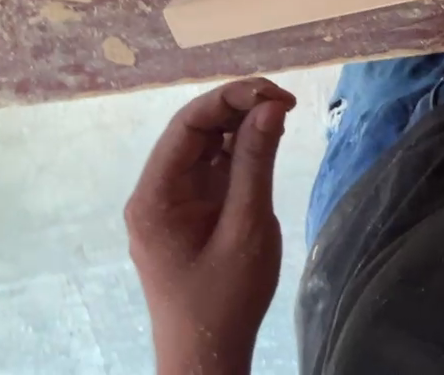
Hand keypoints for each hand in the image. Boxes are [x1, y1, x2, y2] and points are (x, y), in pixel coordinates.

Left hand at [126, 77, 294, 374]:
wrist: (208, 356)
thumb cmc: (224, 297)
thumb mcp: (247, 226)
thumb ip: (256, 162)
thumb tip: (272, 105)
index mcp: (155, 196)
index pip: (187, 124)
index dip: (232, 97)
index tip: (279, 96)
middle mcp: (158, 190)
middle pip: (195, 127)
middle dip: (240, 105)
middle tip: (288, 103)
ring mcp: (175, 198)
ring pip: (207, 140)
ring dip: (243, 121)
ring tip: (284, 116)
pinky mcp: (193, 207)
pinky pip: (215, 162)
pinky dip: (243, 145)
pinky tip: (270, 138)